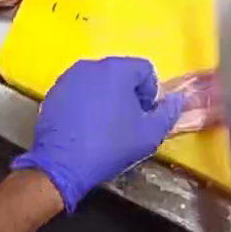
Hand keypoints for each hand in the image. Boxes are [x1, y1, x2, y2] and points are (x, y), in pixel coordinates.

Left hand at [14, 57, 183, 210]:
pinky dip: (85, 105)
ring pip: (97, 84)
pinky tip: (84, 129)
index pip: (145, 70)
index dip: (150, 94)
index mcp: (117, 69)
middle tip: (126, 124)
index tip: (144, 117)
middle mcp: (91, 65)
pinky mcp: (53, 94)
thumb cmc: (109, 148)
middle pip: (120, 75)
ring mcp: (68, 78)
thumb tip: (177, 100)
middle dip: (127, 95)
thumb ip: (168, 114)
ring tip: (104, 128)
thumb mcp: (148, 136)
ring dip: (106, 100)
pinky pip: (78, 94)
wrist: (61, 166)